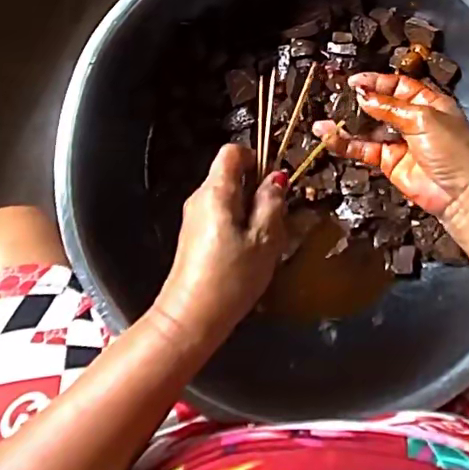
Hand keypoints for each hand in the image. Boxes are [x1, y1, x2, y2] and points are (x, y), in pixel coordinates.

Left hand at [150, 144, 286, 350]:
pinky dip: (237, 225)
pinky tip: (248, 252)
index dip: (256, 158)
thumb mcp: (265, 239)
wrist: (192, 318)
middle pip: (231, 175)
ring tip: (265, 240)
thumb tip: (277, 178)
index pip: (232, 151)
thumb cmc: (230, 279)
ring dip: (249, 210)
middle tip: (276, 217)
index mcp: (216, 191)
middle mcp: (200, 198)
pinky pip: (219, 216)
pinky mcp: (194, 235)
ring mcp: (194, 217)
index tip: (274, 181)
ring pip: (227, 197)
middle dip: (257, 189)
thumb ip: (272, 203)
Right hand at [312, 73, 468, 237]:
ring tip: (326, 119)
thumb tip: (365, 96)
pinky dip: (344, 144)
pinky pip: (362, 149)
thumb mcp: (423, 119)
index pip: (397, 85)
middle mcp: (412, 120)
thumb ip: (390, 108)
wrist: (463, 195)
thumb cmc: (457, 154)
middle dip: (358, 101)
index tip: (355, 82)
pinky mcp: (388, 161)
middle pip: (379, 105)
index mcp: (428, 103)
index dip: (376, 82)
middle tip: (338, 97)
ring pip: (366, 128)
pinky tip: (329, 137)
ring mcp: (399, 141)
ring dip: (346, 124)